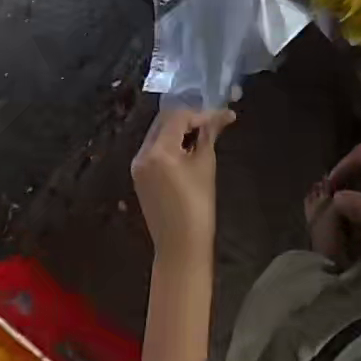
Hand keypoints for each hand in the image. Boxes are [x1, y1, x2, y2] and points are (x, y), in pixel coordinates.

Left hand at [131, 108, 235, 258]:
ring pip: (158, 134)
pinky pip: (154, 149)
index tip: (223, 118)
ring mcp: (138, 166)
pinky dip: (170, 143)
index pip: (178, 117)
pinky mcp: (140, 176)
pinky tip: (188, 149)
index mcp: (158, 151)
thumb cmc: (198, 205)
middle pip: (164, 122)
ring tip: (203, 134)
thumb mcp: (205, 165)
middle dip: (189, 119)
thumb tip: (222, 115)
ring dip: (179, 130)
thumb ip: (209, 135)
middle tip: (213, 122)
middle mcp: (142, 154)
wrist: (180, 245)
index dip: (201, 114)